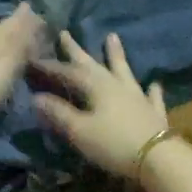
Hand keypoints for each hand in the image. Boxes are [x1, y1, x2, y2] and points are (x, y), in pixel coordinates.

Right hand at [31, 31, 175, 177]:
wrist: (159, 159)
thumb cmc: (113, 144)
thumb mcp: (79, 130)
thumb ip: (58, 113)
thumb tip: (37, 97)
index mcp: (96, 86)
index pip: (68, 72)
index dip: (50, 67)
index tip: (33, 59)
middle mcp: (116, 85)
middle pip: (93, 64)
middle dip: (77, 51)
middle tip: (66, 33)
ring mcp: (138, 97)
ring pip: (124, 71)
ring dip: (116, 55)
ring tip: (112, 37)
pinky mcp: (153, 113)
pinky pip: (151, 96)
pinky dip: (150, 90)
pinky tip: (153, 85)